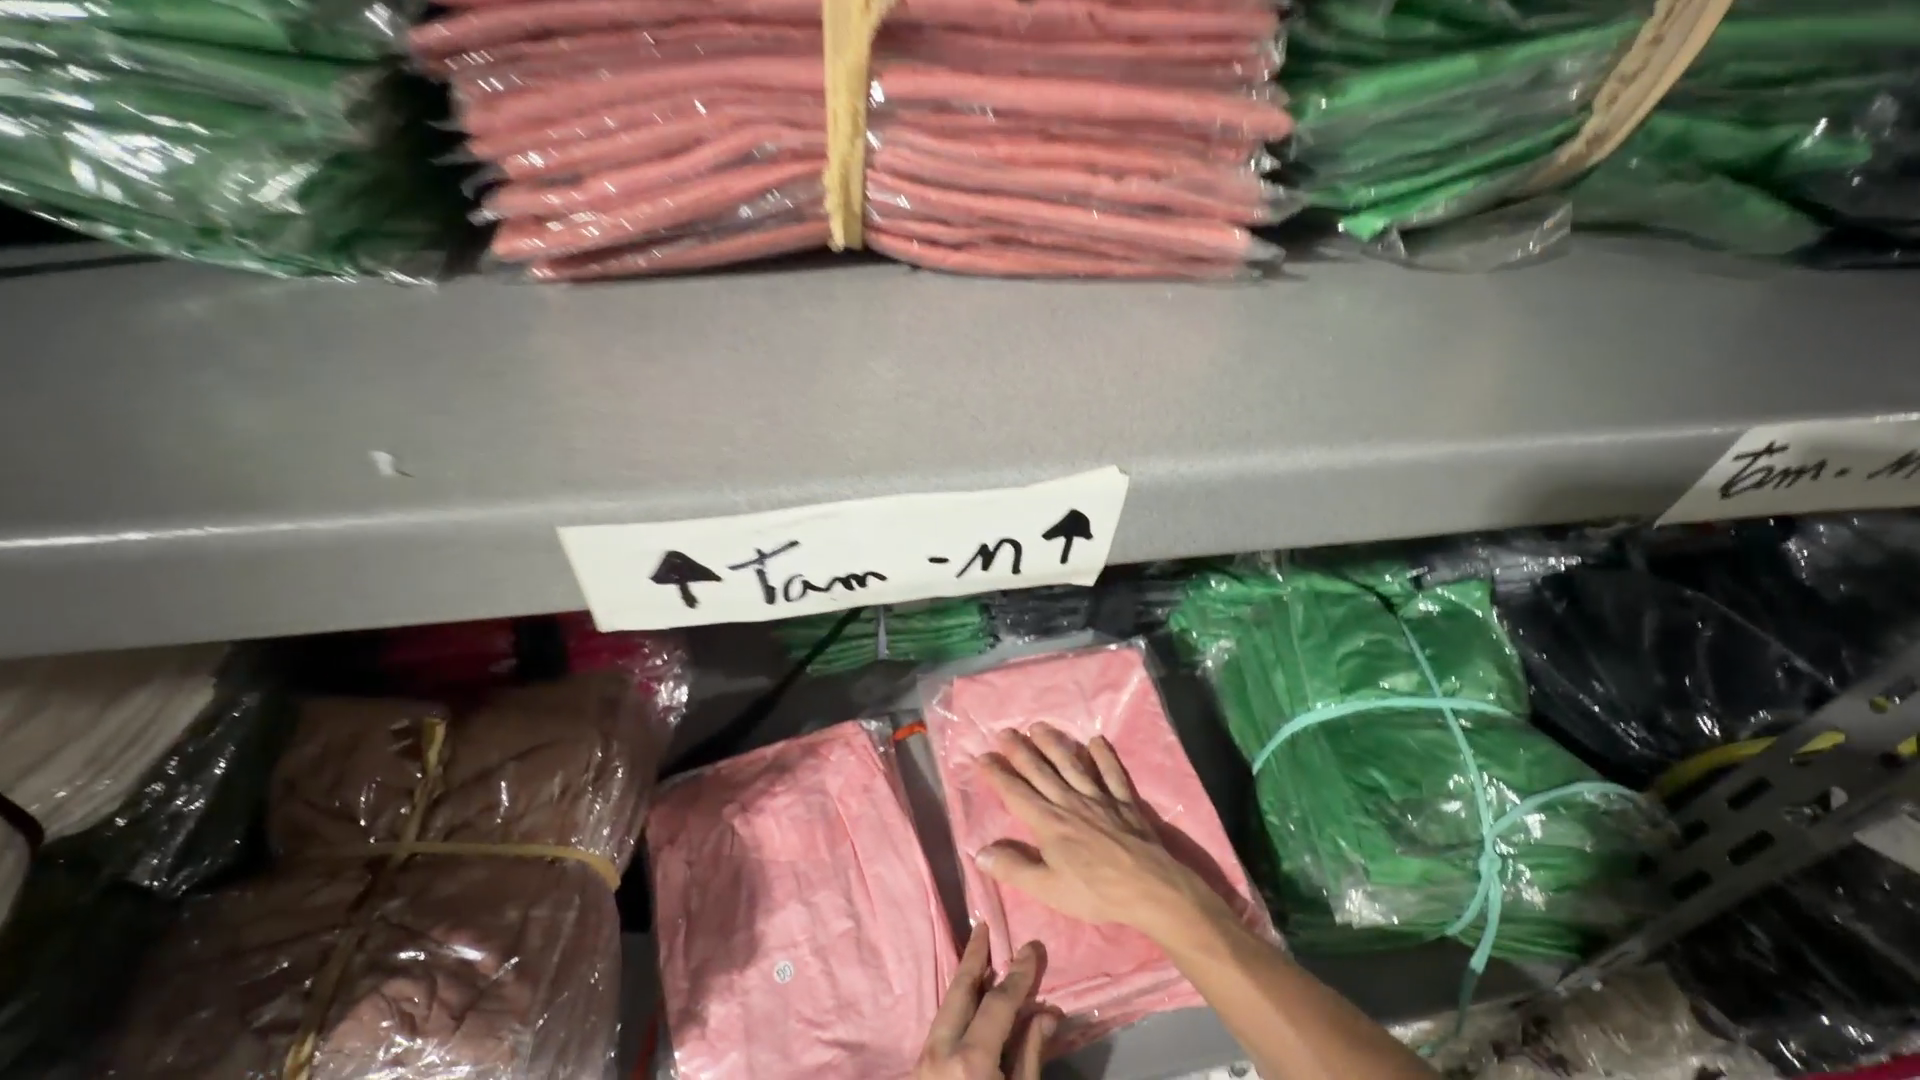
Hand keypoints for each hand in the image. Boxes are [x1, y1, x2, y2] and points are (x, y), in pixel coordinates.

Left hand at [914, 928, 1054, 1079]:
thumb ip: (1029, 1055)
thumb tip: (1045, 1015)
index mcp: (969, 1060)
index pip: (998, 1003)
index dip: (1018, 976)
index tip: (1031, 948)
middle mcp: (940, 1050)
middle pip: (958, 991)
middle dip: (972, 957)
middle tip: (982, 926)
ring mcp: (922, 1059)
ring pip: (945, 1006)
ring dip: (963, 980)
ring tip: (976, 954)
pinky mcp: (918, 1067)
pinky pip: (940, 1026)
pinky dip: (957, 1006)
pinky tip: (969, 998)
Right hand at [975, 724, 1227, 942]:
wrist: (1149, 887)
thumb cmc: (1095, 892)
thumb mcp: (1048, 889)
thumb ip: (1013, 868)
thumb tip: (979, 853)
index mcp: (1049, 823)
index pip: (1016, 793)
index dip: (998, 774)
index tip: (982, 756)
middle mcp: (1070, 802)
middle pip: (1041, 771)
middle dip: (1020, 751)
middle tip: (1004, 732)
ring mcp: (1100, 798)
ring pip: (1072, 765)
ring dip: (1054, 744)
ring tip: (1038, 727)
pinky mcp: (1125, 801)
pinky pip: (1112, 773)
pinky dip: (1104, 757)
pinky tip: (1096, 741)